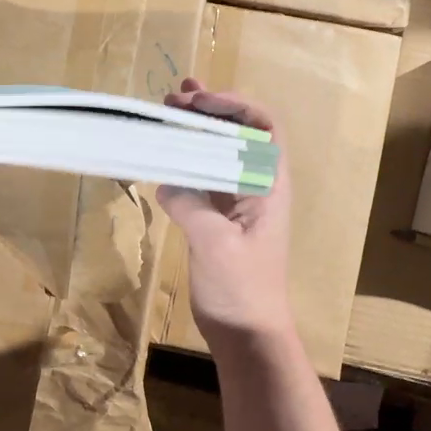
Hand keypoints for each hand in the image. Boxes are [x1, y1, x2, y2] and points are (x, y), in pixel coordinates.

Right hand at [155, 82, 294, 343]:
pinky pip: (202, 175)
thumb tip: (167, 182)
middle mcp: (256, 185)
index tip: (199, 102)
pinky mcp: (217, 217)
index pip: (263, 127)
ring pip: (219, 151)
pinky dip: (183, 157)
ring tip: (167, 111)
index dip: (234, 106)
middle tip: (174, 99)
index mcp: (269, 185)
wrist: (246, 331)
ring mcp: (236, 201)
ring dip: (195, 130)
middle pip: (239, 133)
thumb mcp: (215, 244)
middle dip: (209, 110)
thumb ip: (192, 205)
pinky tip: (162, 153)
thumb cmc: (242, 288)